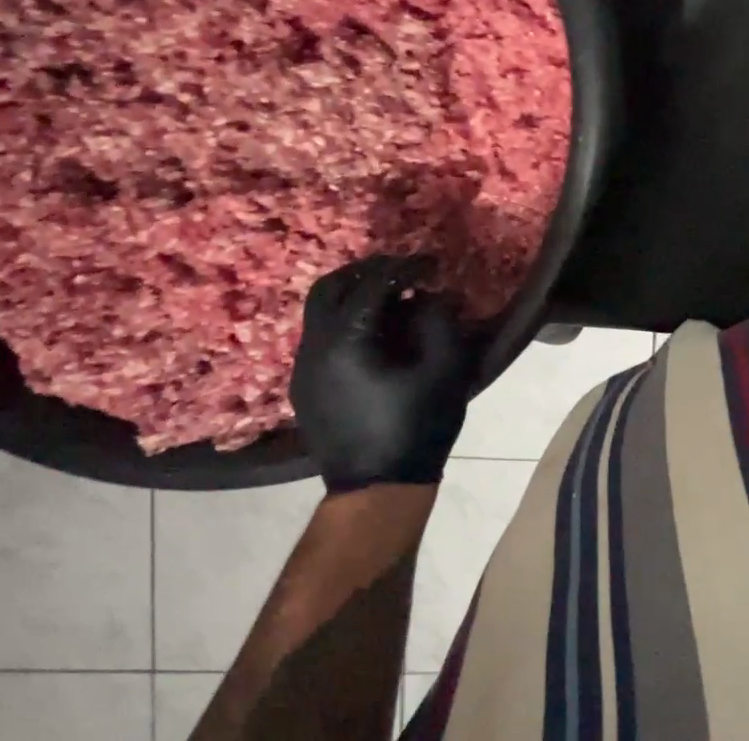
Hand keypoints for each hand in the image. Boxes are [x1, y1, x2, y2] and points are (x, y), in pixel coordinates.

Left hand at [289, 255, 475, 491]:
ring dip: (355, 295)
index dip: (405, 267)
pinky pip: (321, 336)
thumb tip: (428, 294)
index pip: (372, 284)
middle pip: (330, 288)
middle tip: (405, 269)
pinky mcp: (306, 386)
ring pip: (320, 312)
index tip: (433, 263)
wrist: (378, 484)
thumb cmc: (418, 424)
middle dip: (368, 271)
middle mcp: (313, 347)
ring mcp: (303, 368)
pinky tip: (379, 332)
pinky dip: (348, 319)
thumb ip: (438, 322)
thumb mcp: (445, 369)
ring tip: (395, 297)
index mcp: (346, 340)